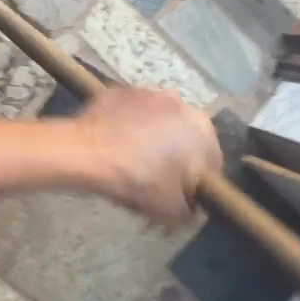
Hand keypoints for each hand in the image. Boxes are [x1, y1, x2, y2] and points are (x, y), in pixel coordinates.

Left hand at [73, 87, 221, 222]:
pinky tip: (117, 141)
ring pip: (159, 120)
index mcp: (202, 129)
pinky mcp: (119, 89)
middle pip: (185, 135)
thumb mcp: (174, 211)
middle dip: (176, 155)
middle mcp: (180, 102)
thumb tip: (194, 208)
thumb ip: (193, 211)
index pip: (211, 161)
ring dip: (153, 136)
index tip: (185, 196)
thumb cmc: (139, 180)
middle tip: (158, 177)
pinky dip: (129, 123)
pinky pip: (132, 110)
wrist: (88, 151)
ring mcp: (147, 91)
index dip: (200, 183)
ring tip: (134, 158)